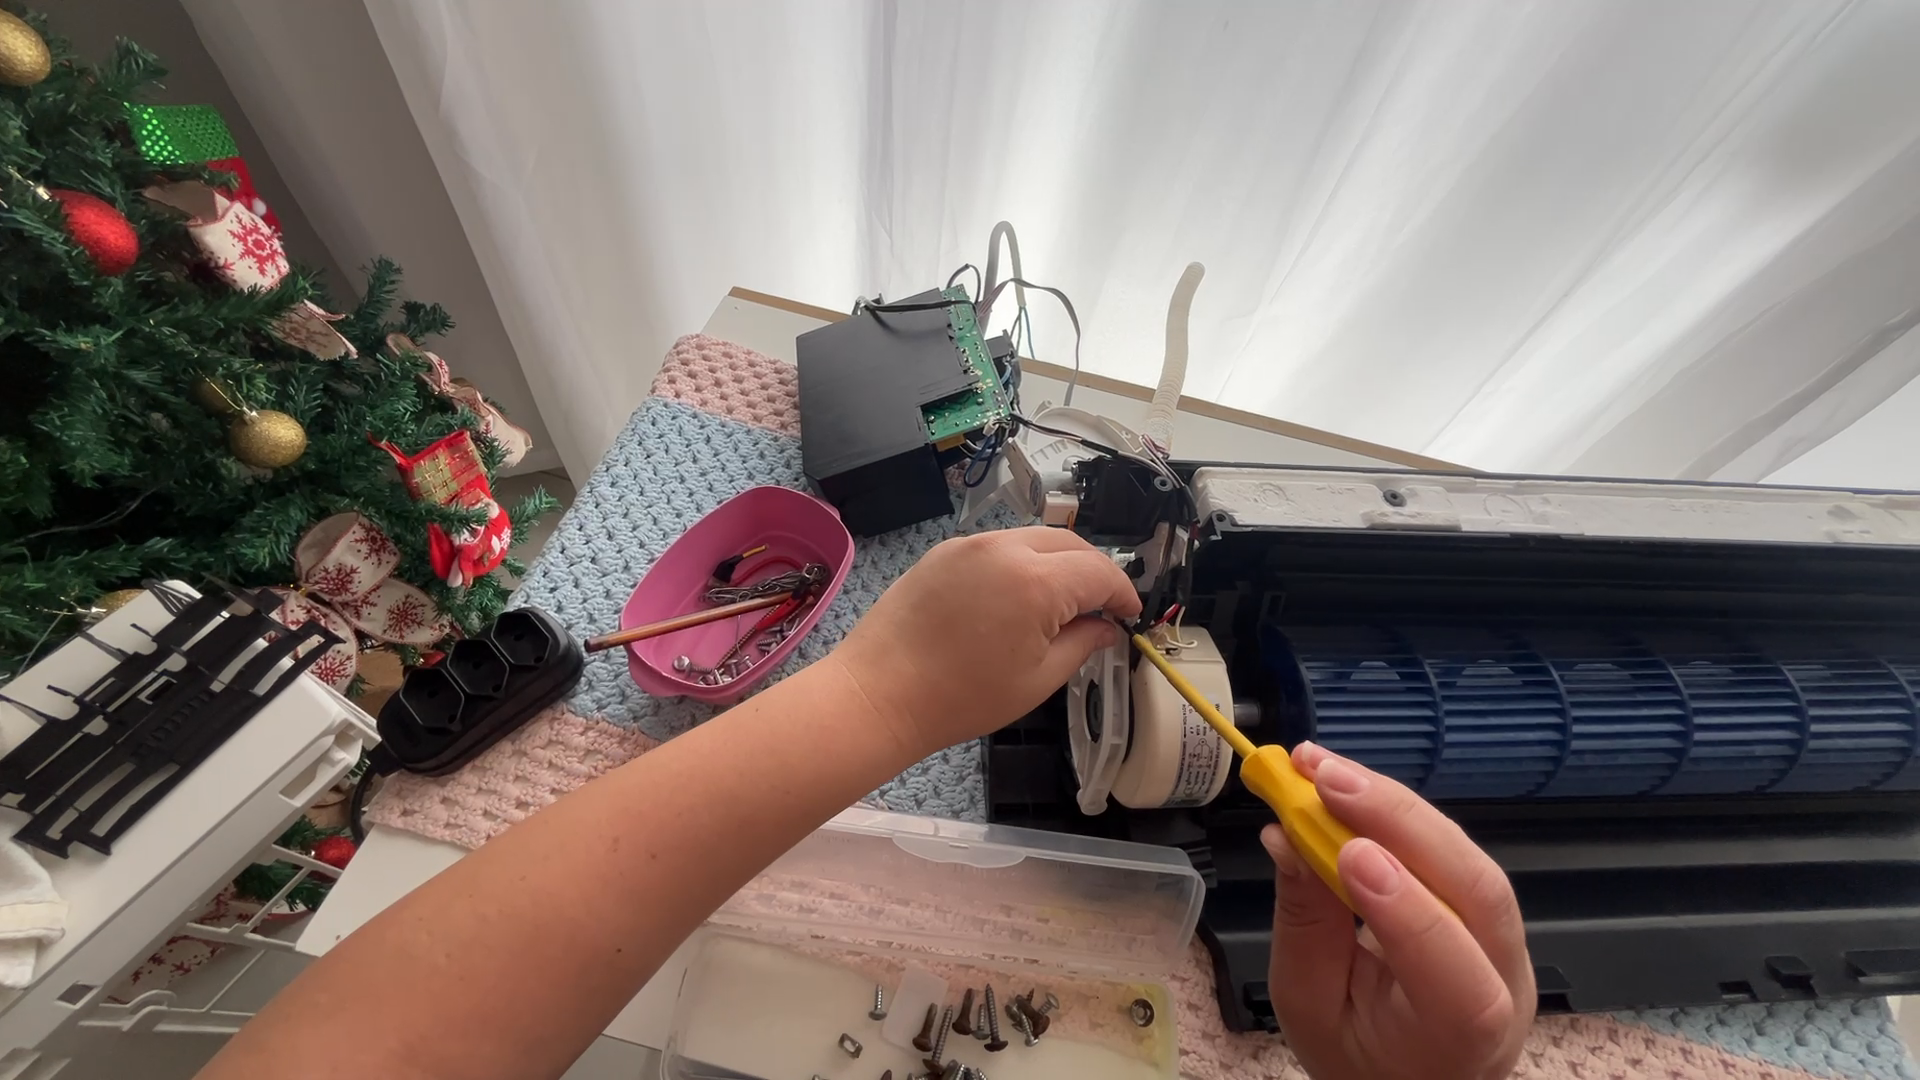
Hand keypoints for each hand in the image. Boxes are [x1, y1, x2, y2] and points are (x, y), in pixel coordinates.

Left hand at [831, 527, 1140, 755]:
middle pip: (1069, 543)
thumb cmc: (962, 698)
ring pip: (1033, 539)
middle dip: (1094, 571)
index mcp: (1036, 581)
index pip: (1098, 572)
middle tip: (1101, 606)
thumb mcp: (1037, 679)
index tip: (1130, 614)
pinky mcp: (944, 550)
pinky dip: (1021, 561)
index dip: (1123, 592)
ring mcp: (970, 544)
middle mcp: (1005, 547)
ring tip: (1061, 601)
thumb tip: (1108, 627)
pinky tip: (1017, 595)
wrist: (879, 692)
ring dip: (1057, 562)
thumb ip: (1082, 644)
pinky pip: (998, 545)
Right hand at [1265, 743, 1532, 1079]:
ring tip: (1314, 765)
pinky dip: (1391, 806)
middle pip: (1474, 890)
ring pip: (1464, 854)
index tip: (1347, 852)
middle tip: (1317, 774)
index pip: (1456, 979)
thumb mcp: (1305, 1002)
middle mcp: (1503, 984)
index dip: (1407, 909)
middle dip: (1394, 819)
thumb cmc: (1352, 1054)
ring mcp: (1503, 939)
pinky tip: (1342, 782)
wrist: (1408, 1076)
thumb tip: (1284, 836)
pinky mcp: (1484, 906)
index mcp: (1458, 1039)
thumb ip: (1303, 922)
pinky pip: (1446, 845)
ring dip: (1387, 800)